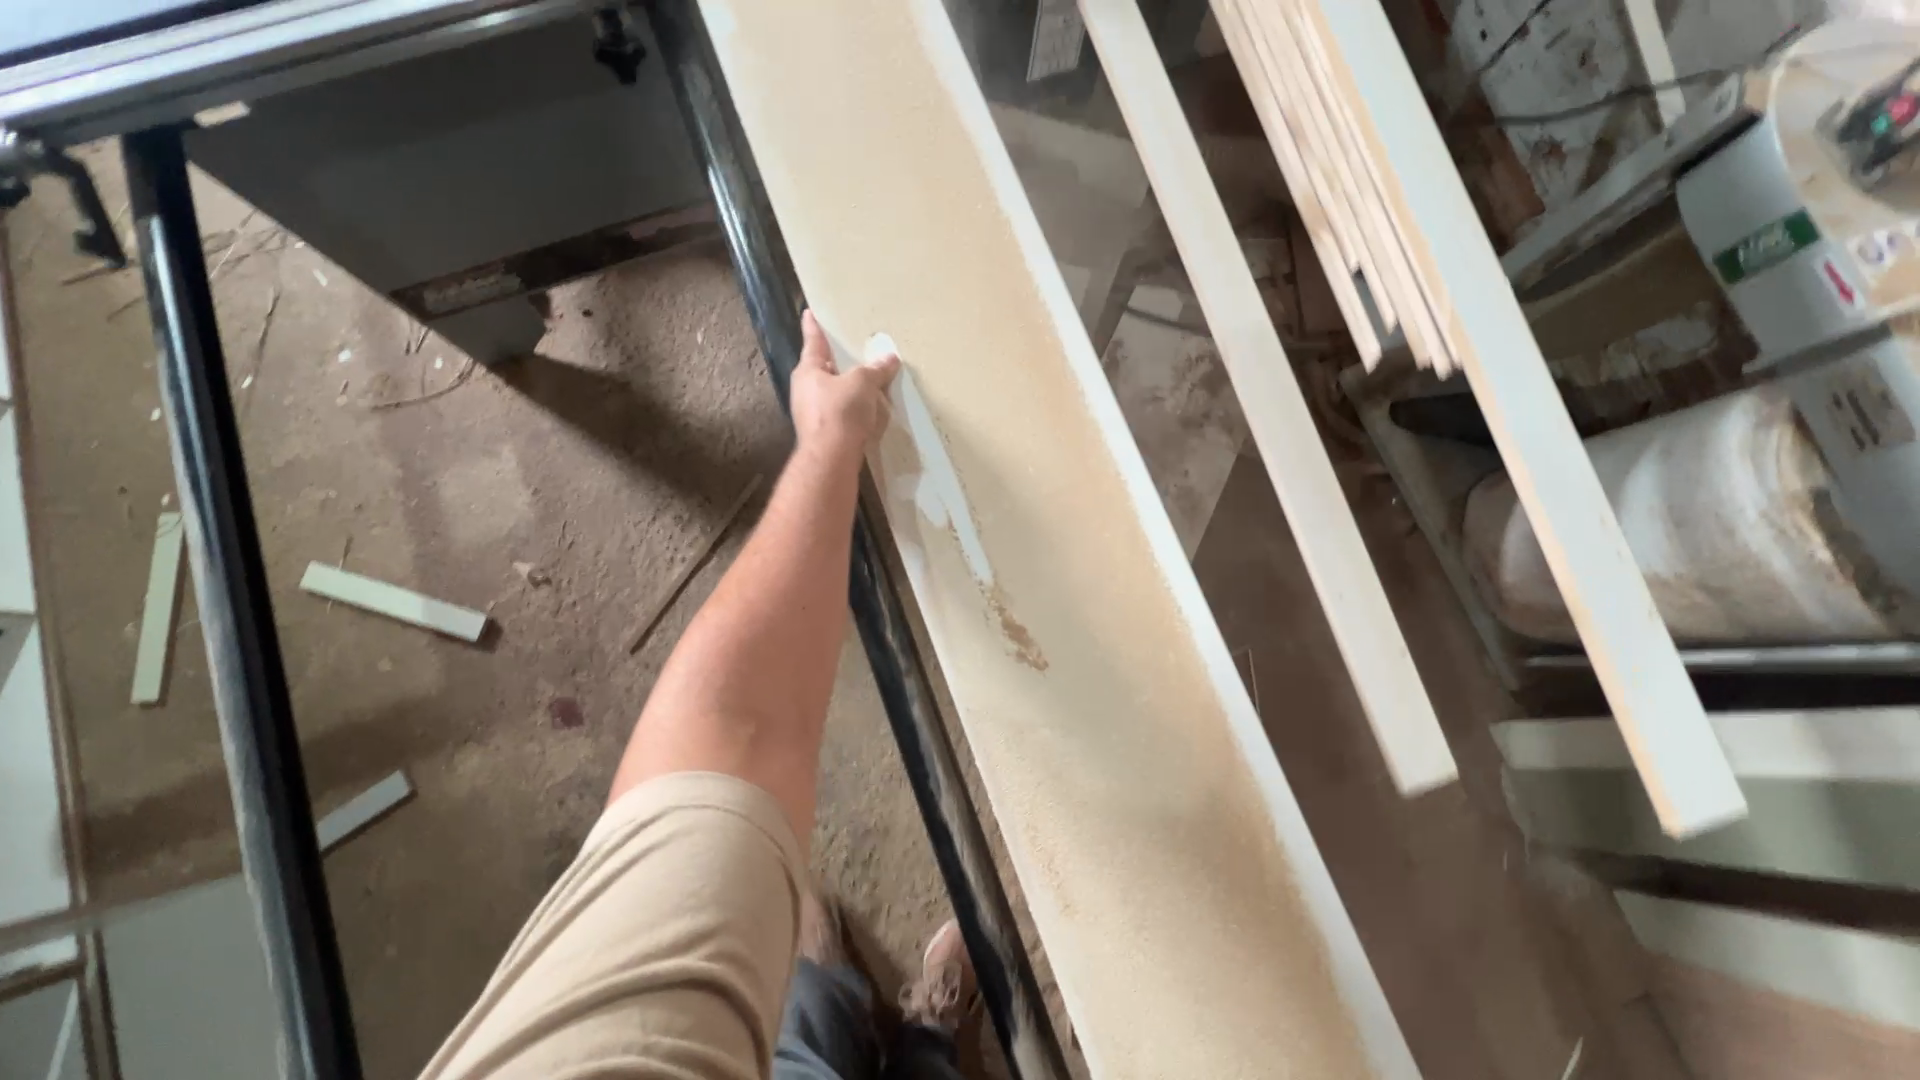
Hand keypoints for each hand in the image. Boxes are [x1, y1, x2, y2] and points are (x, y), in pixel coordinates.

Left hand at [791, 309, 899, 460]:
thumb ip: (875, 369)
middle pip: (820, 369)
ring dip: (843, 387)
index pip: (813, 341)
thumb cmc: (840, 411)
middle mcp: (803, 390)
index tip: (809, 313)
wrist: (831, 458)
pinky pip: (836, 413)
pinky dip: (848, 408)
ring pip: (829, 393)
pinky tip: (863, 410)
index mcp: (808, 370)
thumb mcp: (862, 383)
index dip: (814, 327)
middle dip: (833, 361)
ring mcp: (809, 414)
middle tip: (845, 349)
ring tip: (862, 381)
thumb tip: (889, 359)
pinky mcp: (821, 434)